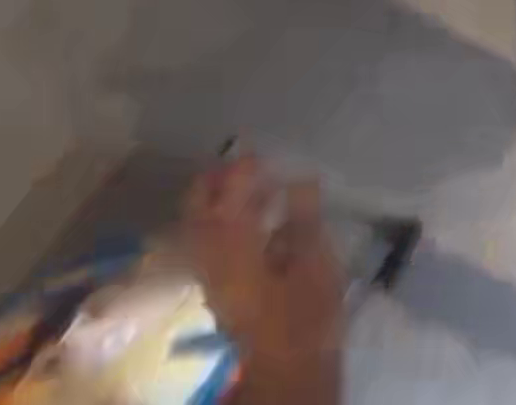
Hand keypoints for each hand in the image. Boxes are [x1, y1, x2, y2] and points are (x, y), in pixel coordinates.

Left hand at [182, 157, 343, 386]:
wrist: (289, 363)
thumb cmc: (306, 309)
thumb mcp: (314, 260)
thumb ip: (304, 218)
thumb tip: (299, 179)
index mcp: (237, 252)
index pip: (229, 204)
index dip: (239, 176)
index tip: (256, 151)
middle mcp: (215, 262)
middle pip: (201, 219)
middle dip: (213, 187)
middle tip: (236, 159)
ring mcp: (216, 277)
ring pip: (203, 231)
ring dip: (217, 202)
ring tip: (245, 179)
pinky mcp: (225, 288)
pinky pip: (213, 244)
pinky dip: (226, 221)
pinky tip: (253, 214)